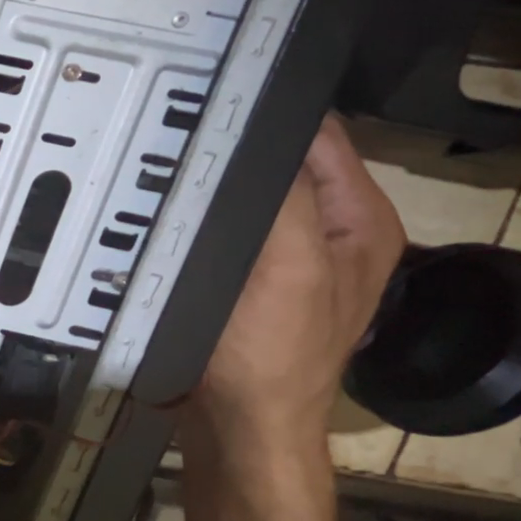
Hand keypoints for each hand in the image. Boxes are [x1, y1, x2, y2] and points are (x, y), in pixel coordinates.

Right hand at [196, 117, 404, 438]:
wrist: (238, 422)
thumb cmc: (269, 349)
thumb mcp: (287, 265)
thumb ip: (285, 195)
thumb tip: (262, 133)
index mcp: (358, 221)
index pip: (321, 138)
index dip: (270, 114)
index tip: (210, 98)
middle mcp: (329, 234)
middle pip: (279, 166)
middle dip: (232, 149)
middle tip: (173, 133)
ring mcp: (287, 260)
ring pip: (245, 199)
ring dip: (210, 186)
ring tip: (163, 168)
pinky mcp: (248, 282)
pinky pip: (222, 232)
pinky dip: (198, 220)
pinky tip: (166, 218)